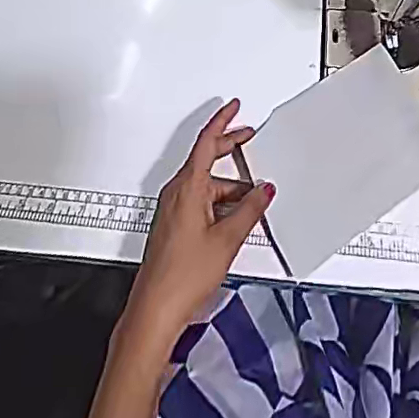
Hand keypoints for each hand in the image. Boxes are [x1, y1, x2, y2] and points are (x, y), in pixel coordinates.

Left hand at [123, 99, 275, 343]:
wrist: (155, 310)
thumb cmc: (181, 277)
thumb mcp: (228, 238)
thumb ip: (250, 209)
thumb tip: (263, 191)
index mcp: (187, 188)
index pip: (206, 142)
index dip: (222, 121)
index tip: (233, 107)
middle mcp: (176, 193)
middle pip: (205, 158)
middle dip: (228, 146)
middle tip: (247, 136)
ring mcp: (174, 209)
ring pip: (206, 183)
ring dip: (229, 185)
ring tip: (253, 196)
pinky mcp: (175, 224)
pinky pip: (201, 200)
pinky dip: (220, 201)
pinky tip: (236, 215)